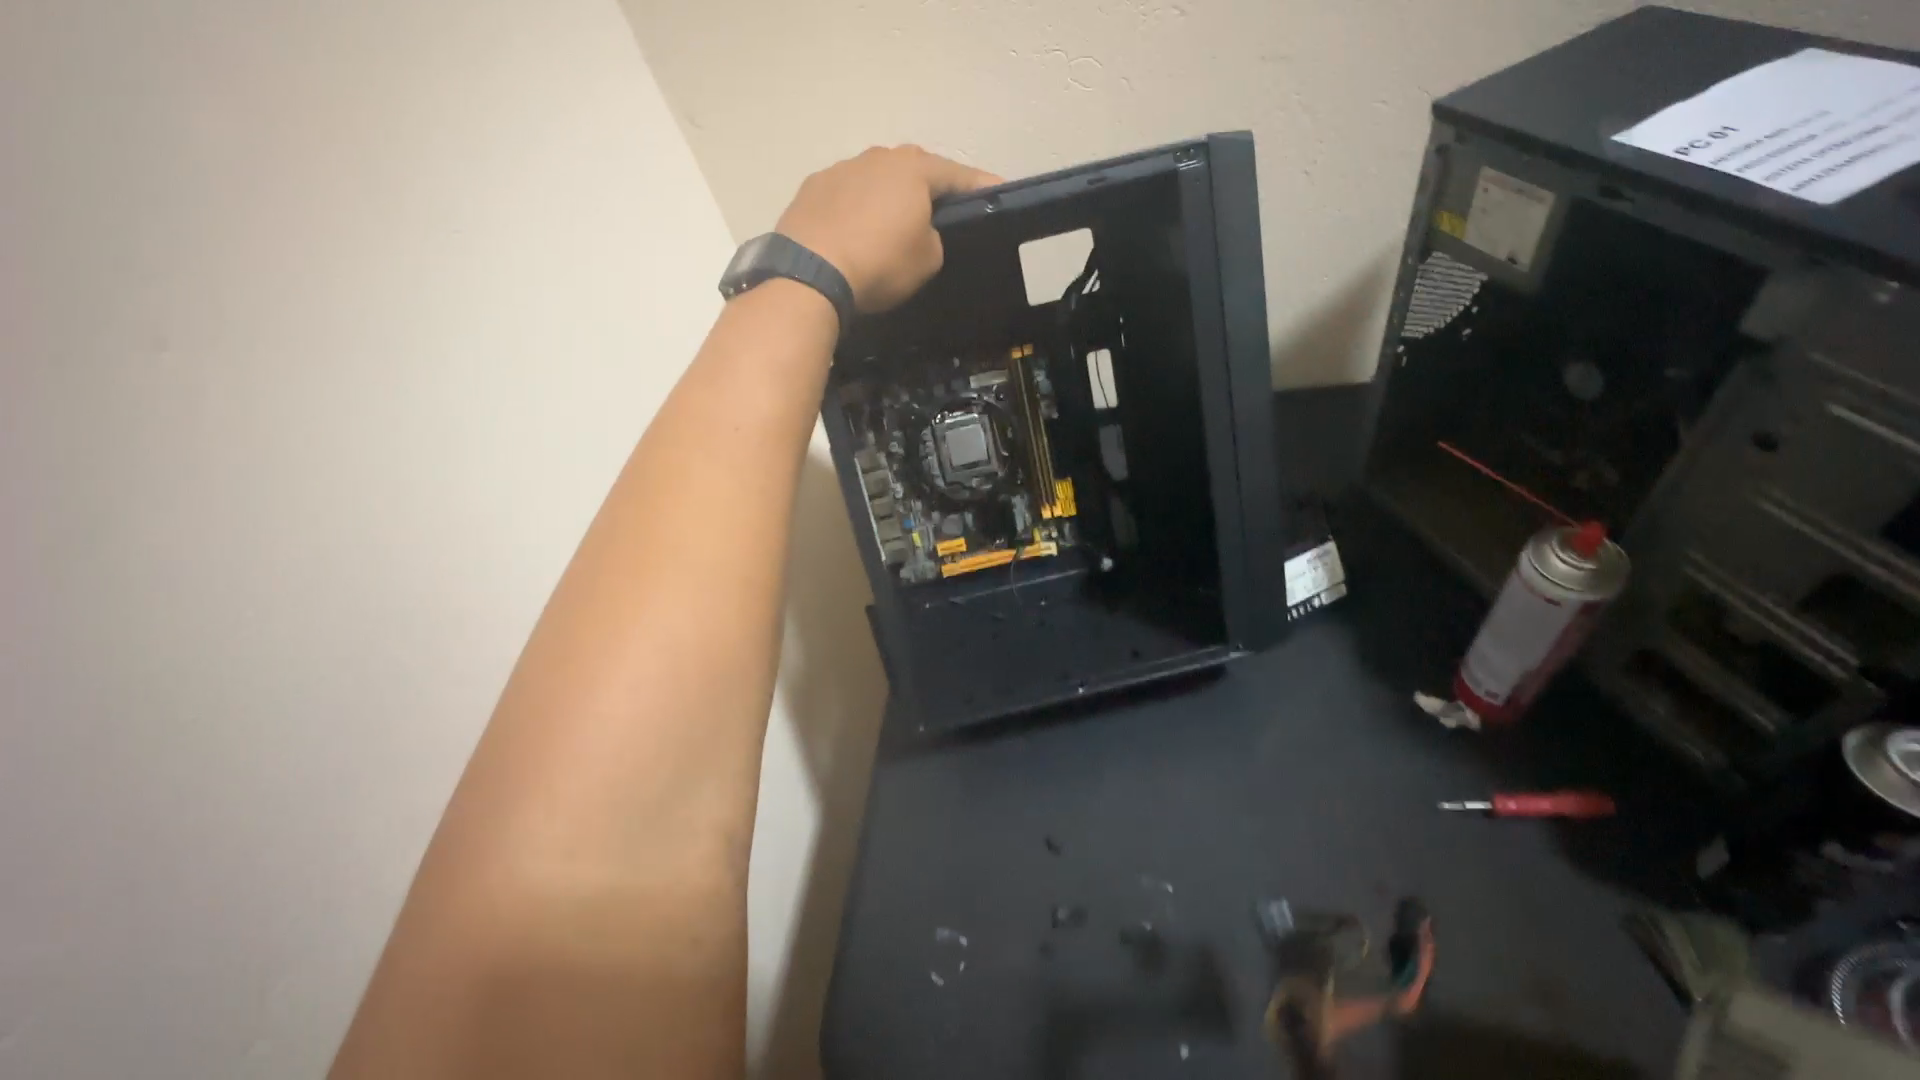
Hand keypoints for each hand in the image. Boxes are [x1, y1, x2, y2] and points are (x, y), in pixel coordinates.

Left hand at [775, 145, 1000, 312]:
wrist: (810, 274)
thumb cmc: (881, 263)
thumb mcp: (927, 259)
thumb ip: (934, 238)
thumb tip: (918, 232)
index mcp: (913, 169)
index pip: (957, 175)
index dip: (979, 187)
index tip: (997, 192)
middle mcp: (876, 158)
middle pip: (912, 171)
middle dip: (927, 188)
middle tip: (939, 211)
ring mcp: (839, 170)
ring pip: (874, 181)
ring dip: (886, 198)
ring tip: (889, 226)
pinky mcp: (810, 190)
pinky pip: (845, 198)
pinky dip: (854, 211)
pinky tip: (853, 234)